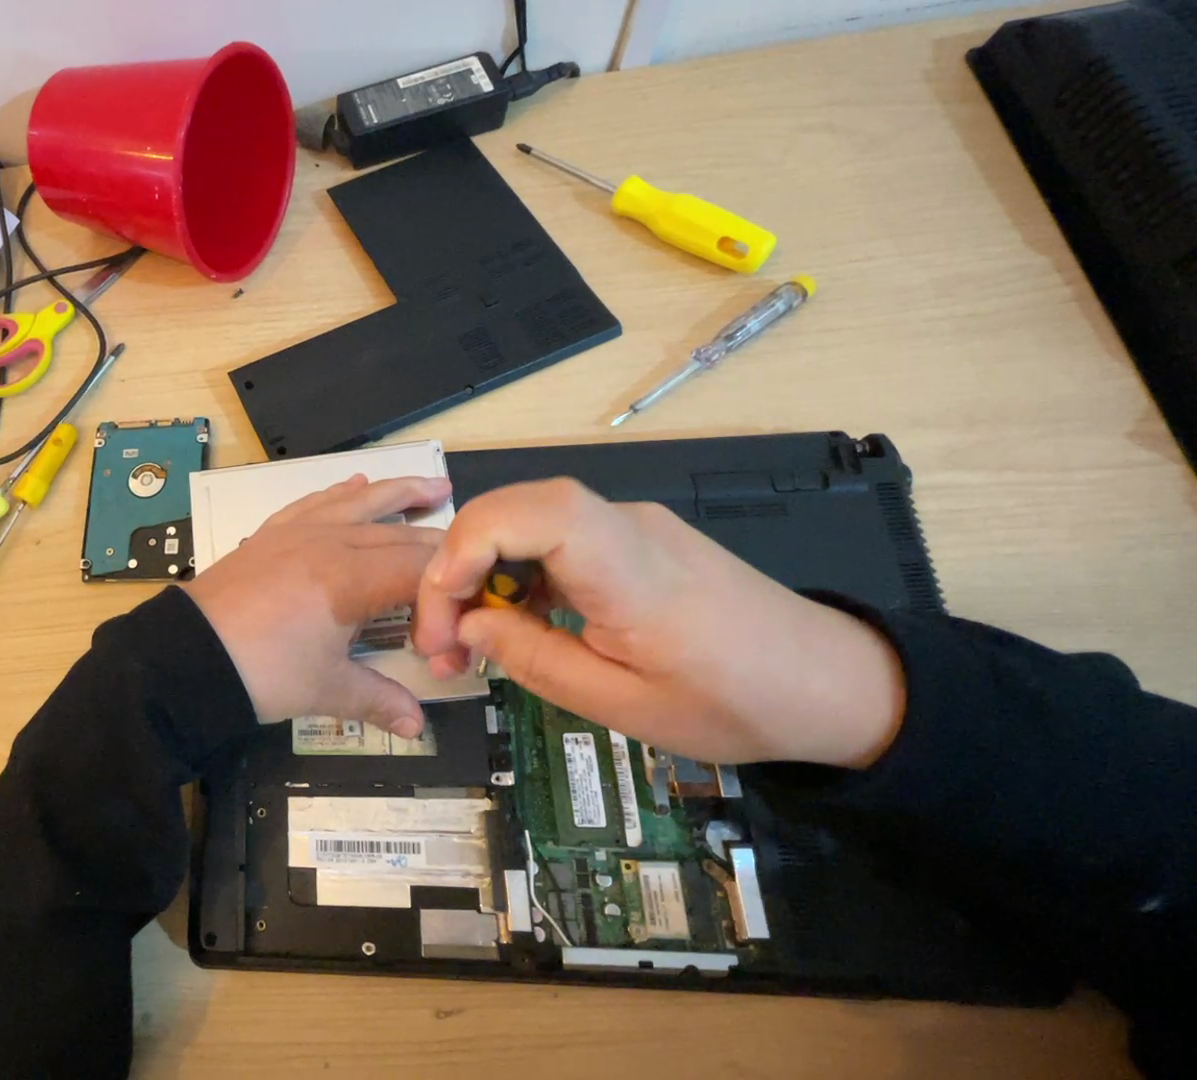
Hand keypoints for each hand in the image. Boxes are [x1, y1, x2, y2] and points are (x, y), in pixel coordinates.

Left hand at [183, 474, 450, 738]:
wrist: (186, 656)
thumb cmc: (262, 672)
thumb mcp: (326, 690)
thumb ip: (378, 700)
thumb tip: (417, 726)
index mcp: (351, 579)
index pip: (420, 570)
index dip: (449, 589)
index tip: (465, 608)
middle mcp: (330, 543)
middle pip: (397, 534)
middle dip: (436, 540)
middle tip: (472, 547)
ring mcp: (296, 532)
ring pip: (358, 503)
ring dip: (397, 493)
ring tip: (432, 485)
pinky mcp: (269, 534)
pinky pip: (313, 502)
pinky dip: (338, 492)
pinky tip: (352, 484)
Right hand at [411, 478, 905, 767]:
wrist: (830, 682)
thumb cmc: (734, 705)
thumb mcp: (623, 705)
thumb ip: (534, 660)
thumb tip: (468, 628)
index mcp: (632, 571)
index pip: (534, 514)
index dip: (469, 546)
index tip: (444, 612)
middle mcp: (626, 527)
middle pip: (513, 508)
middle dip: (455, 567)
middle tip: (437, 641)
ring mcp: (628, 526)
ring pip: (525, 521)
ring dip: (479, 572)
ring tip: (462, 639)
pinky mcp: (630, 539)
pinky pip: (551, 539)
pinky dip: (512, 573)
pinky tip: (508, 620)